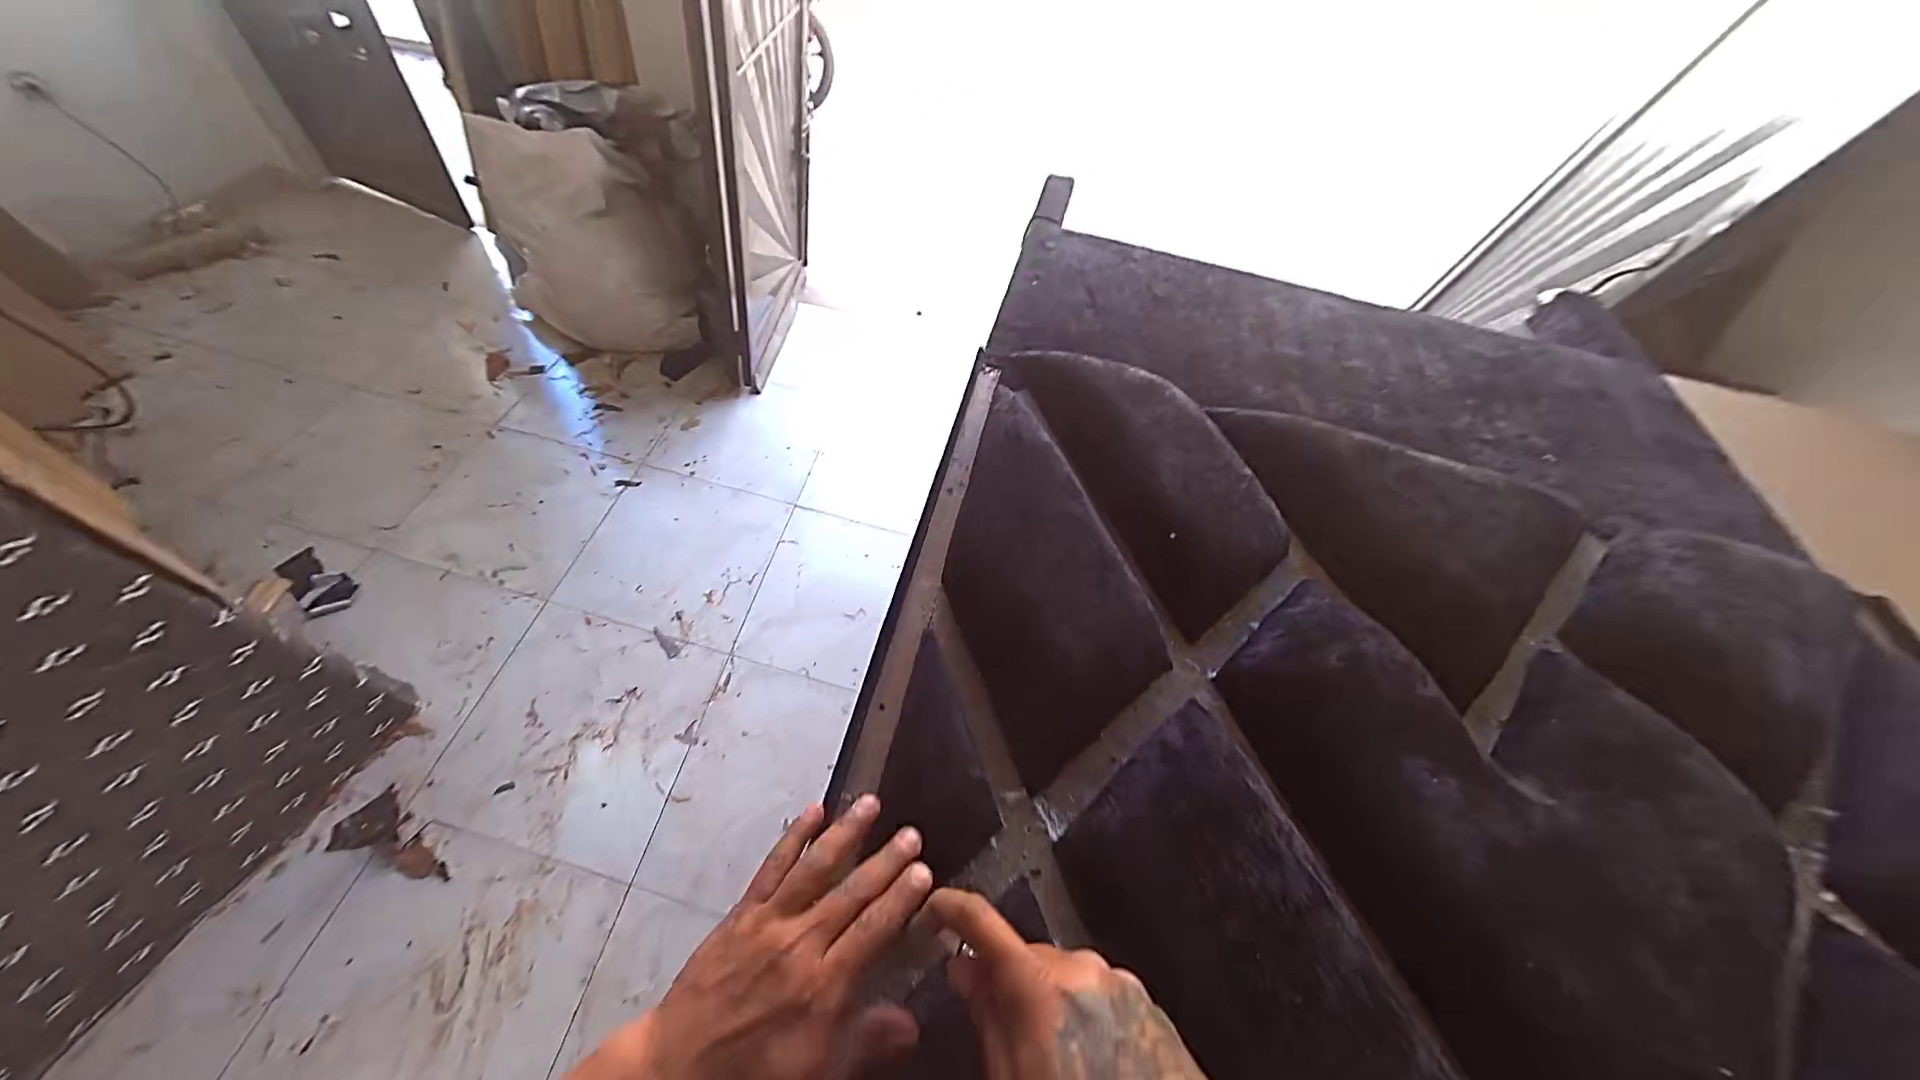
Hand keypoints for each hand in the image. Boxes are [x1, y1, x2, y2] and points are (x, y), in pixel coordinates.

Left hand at [571, 796, 931, 1079]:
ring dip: (846, 833)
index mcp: (823, 986)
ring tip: (870, 803)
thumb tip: (913, 1022)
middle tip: (911, 833)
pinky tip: (814, 810)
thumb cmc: (755, 1073)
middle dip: (886, 861)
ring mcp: (769, 922)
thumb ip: (866, 1042)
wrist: (676, 1068)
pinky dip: (794, 837)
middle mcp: (800, 944)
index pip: (873, 930)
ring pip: (815, 868)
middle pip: (851, 892)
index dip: (901, 899)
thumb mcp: (817, 1071)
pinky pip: (773, 867)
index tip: (924, 871)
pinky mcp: (743, 912)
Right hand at [927, 888, 1208, 1079]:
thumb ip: (987, 1019)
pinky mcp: (1143, 996)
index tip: (934, 909)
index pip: (982, 922)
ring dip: (1047, 999)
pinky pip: (1095, 988)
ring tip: (1056, 1059)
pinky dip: (1080, 1009)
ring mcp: (1116, 979)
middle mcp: (1080, 966)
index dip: (951, 908)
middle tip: (1002, 1031)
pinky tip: (1088, 1056)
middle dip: (1009, 982)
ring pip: (1061, 973)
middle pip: (1024, 956)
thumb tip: (964, 971)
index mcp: (1040, 985)